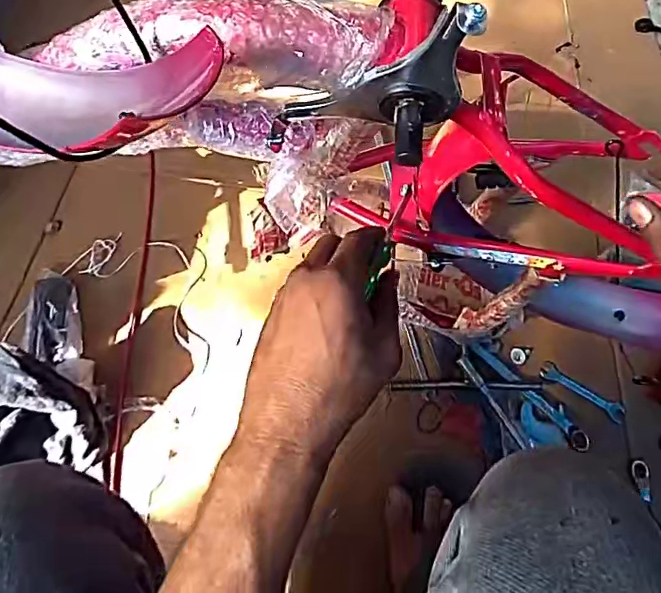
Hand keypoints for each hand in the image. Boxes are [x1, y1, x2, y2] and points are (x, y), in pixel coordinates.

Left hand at [235, 227, 400, 458]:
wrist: (286, 423)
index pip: (358, 239)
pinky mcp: (272, 311)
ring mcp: (285, 294)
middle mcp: (307, 278)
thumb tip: (388, 281)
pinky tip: (325, 318)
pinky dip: (314, 288)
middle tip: (368, 269)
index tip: (383, 242)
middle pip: (331, 242)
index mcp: (338, 280)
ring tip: (348, 298)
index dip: (375, 236)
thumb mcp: (384, 348)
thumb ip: (388, 304)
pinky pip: (297, 286)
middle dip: (351, 248)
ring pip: (311, 263)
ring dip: (330, 268)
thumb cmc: (338, 389)